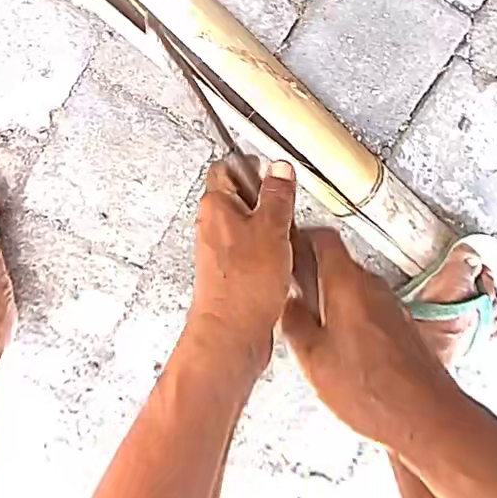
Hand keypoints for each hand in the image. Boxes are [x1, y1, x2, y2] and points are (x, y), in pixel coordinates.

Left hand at [185, 157, 296, 368]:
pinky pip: (246, 248)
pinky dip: (263, 248)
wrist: (231, 333)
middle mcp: (211, 222)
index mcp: (215, 204)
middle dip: (261, 196)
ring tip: (286, 234)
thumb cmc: (244, 284)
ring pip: (243, 222)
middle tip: (284, 203)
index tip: (270, 168)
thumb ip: (277, 196)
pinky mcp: (227, 269)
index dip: (249, 164)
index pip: (226, 168)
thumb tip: (280, 169)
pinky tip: (280, 261)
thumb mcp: (272, 229)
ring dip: (265, 224)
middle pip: (235, 194)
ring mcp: (217, 247)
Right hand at [279, 229, 468, 449]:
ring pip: (354, 287)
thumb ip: (292, 321)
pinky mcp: (404, 330)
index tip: (285, 246)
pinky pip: (370, 309)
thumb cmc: (371, 389)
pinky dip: (352, 316)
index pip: (323, 236)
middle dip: (312, 271)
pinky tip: (343, 346)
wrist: (432, 425)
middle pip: (338, 262)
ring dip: (333, 296)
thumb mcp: (311, 356)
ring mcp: (392, 307)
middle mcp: (372, 286)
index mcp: (346, 281)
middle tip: (291, 288)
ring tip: (313, 322)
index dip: (300, 235)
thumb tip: (286, 304)